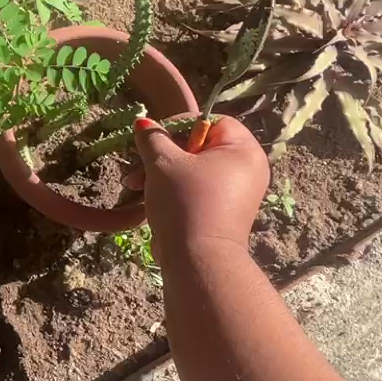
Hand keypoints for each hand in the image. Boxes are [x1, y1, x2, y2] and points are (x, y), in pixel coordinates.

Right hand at [134, 115, 269, 254]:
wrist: (197, 259)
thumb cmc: (184, 202)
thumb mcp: (162, 163)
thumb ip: (152, 137)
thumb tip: (143, 121)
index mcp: (243, 150)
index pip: (211, 120)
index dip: (178, 125)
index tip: (153, 138)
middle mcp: (247, 168)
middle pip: (199, 145)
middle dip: (163, 153)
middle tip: (137, 166)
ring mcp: (237, 192)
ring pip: (193, 168)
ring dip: (161, 172)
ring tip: (134, 185)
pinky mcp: (224, 211)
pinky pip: (197, 188)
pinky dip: (174, 189)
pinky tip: (149, 197)